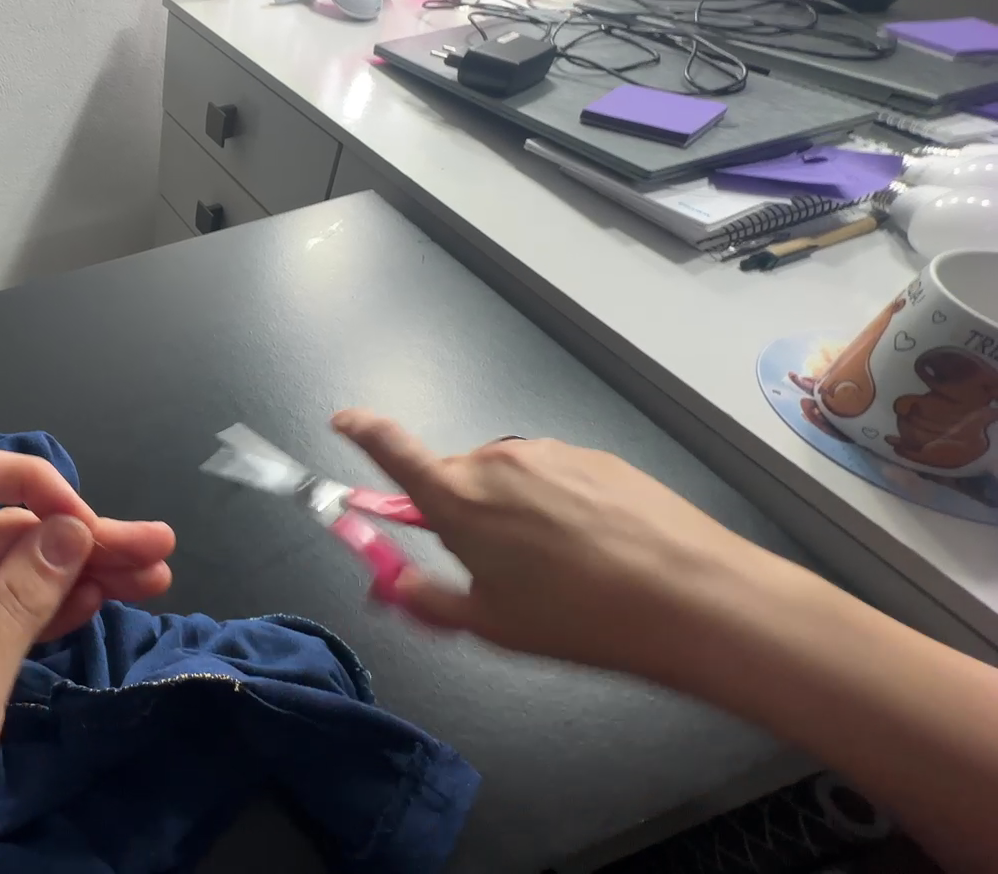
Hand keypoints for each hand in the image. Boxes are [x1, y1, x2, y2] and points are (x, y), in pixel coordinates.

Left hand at [0, 446, 175, 872]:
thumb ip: (22, 598)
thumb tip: (75, 529)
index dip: (38, 486)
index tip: (90, 528)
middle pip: (10, 524)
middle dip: (84, 537)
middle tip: (160, 549)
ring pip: (19, 561)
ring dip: (83, 570)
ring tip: (154, 576)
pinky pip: (9, 598)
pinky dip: (56, 601)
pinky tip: (106, 599)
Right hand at [332, 409, 772, 674]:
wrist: (700, 601)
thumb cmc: (576, 617)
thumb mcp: (488, 622)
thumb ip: (425, 599)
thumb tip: (391, 587)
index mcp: (454, 497)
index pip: (388, 446)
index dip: (359, 428)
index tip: (343, 420)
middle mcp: (492, 461)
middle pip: (452, 476)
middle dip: (457, 508)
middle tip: (492, 558)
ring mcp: (546, 454)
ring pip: (504, 478)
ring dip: (509, 507)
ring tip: (558, 560)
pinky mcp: (594, 456)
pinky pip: (551, 476)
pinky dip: (554, 502)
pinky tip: (595, 544)